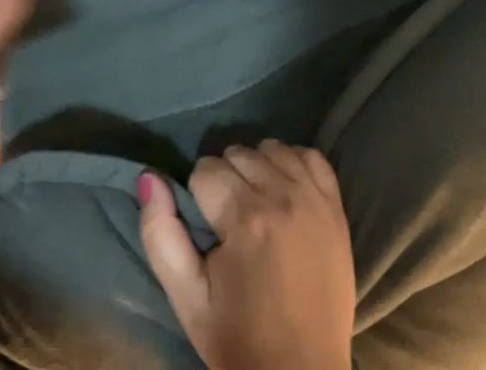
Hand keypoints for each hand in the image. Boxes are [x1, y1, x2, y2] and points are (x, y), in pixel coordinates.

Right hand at [139, 141, 355, 369]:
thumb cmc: (238, 336)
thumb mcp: (185, 295)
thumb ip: (160, 233)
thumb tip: (148, 177)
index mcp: (246, 219)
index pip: (205, 169)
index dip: (197, 197)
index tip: (206, 228)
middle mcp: (284, 197)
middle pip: (238, 154)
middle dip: (224, 180)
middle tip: (226, 221)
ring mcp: (316, 198)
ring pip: (273, 149)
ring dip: (256, 169)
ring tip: (253, 206)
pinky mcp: (337, 207)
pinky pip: (311, 157)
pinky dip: (293, 164)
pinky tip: (283, 191)